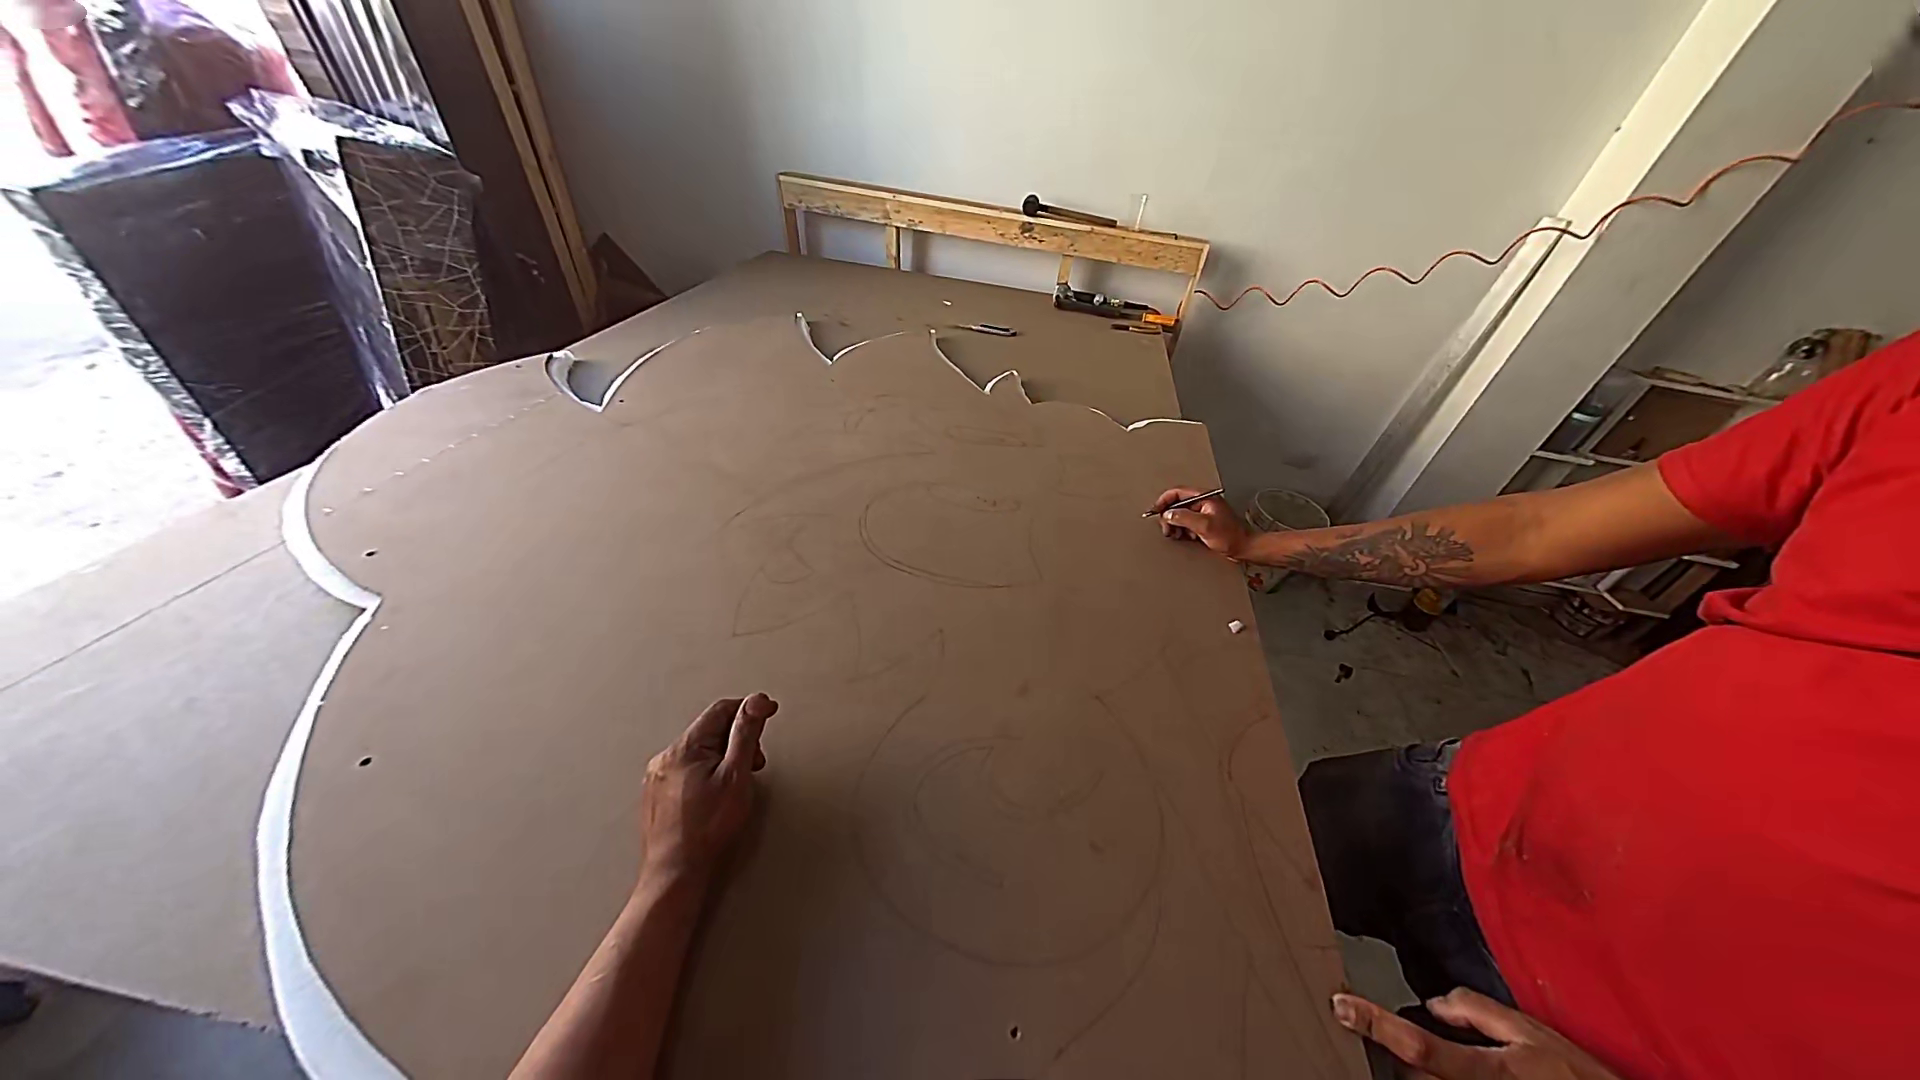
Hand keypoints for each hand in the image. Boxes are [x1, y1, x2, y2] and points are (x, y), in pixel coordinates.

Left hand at [639, 694, 777, 882]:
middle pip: (711, 730)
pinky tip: (717, 796)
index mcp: (685, 748)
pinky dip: (708, 773)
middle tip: (754, 763)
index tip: (768, 710)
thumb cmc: (706, 831)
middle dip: (739, 740)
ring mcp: (659, 778)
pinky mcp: (658, 795)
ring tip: (737, 784)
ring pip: (701, 751)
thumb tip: (755, 702)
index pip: (722, 710)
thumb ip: (746, 734)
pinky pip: (689, 769)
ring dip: (724, 758)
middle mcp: (667, 758)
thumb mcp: (737, 775)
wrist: (676, 874)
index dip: (749, 708)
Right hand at [1154, 487, 1250, 559]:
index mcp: (1204, 497)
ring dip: (1174, 525)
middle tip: (1167, 528)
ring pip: (1179, 515)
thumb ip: (1184, 517)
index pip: (1177, 492)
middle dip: (1168, 517)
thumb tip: (1168, 513)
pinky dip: (1181, 530)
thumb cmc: (1231, 536)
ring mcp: (1202, 514)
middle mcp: (1202, 503)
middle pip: (1176, 504)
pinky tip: (1185, 537)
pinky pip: (1185, 524)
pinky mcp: (1203, 524)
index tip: (1156, 511)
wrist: (1244, 548)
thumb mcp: (1205, 525)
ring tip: (1176, 534)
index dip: (1164, 501)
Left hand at [1332, 990, 1623, 1079]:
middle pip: (1412, 1077)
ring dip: (1414, 1071)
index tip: (1340, 1005)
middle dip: (1393, 1053)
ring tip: (1409, 1049)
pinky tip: (1429, 1068)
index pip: (1418, 1046)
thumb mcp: (1535, 1036)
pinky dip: (1431, 1077)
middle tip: (1379, 1028)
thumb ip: (1479, 1011)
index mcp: (1491, 1072)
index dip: (1373, 1023)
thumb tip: (1434, 1005)